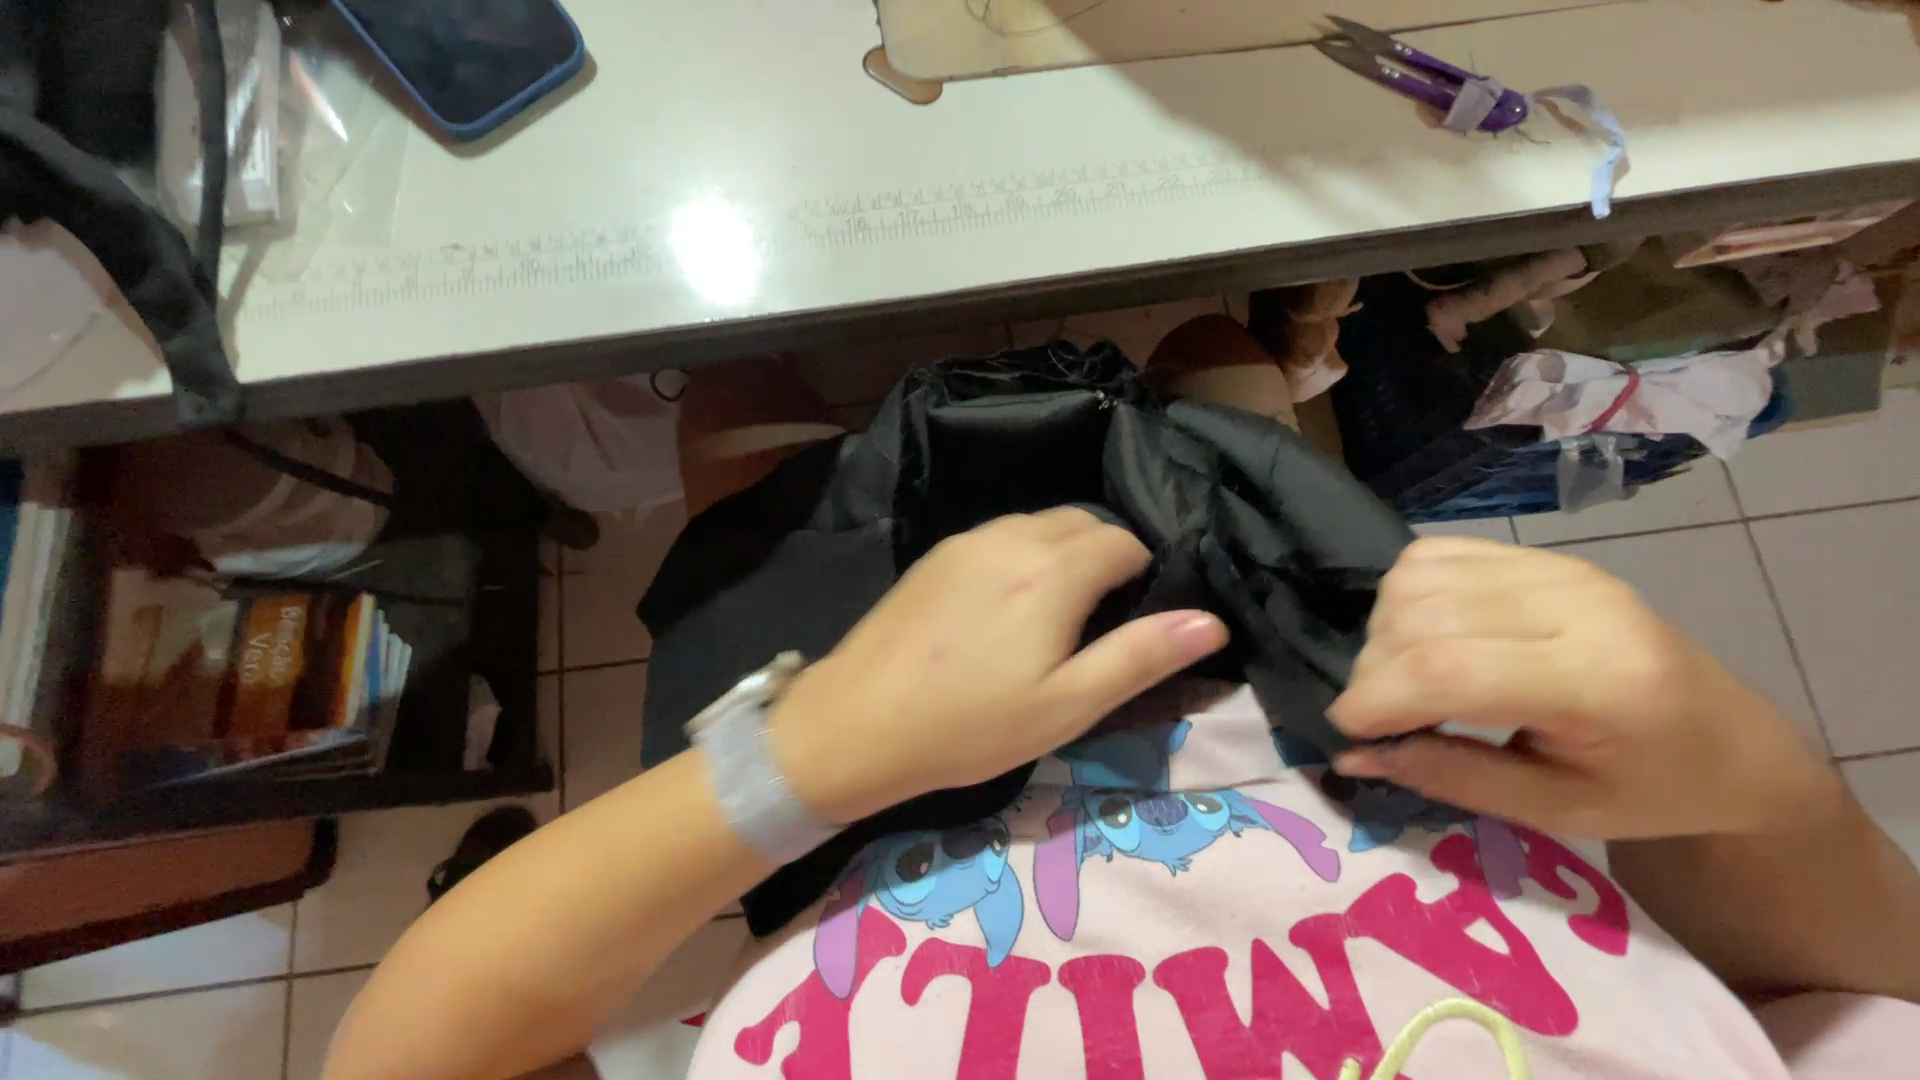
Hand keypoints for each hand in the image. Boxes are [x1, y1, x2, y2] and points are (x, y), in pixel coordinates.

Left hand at [769, 508, 1228, 823]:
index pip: (1123, 542)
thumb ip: (1140, 656)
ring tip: (1055, 614)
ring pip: (1038, 525)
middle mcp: (1011, 537)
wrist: (857, 722)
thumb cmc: (971, 724)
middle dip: (1105, 557)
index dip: (1141, 575)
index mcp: (1053, 571)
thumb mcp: (1068, 705)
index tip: (1133, 620)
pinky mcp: (935, 554)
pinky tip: (1005, 606)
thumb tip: (1209, 620)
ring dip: (1062, 553)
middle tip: (1099, 620)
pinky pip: (999, 536)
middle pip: (1082, 523)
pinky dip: (1022, 555)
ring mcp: (966, 541)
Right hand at [1328, 537, 1841, 838]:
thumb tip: (1354, 753)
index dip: (1378, 697)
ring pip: (1416, 579)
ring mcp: (1557, 568)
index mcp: (1602, 680)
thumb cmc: (1651, 790)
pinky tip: (1421, 634)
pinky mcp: (1539, 556)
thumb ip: (1450, 776)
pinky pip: (1431, 555)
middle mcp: (1578, 604)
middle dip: (1374, 671)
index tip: (1348, 731)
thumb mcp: (1556, 810)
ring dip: (1383, 632)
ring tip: (1401, 676)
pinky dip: (1402, 596)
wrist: (1733, 740)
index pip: (1450, 668)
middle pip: (1422, 618)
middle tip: (1380, 715)